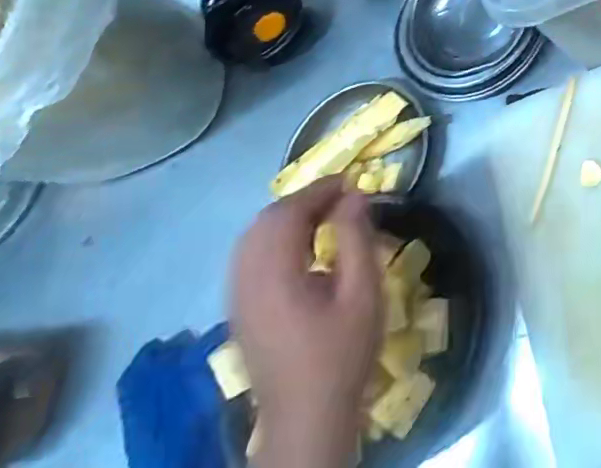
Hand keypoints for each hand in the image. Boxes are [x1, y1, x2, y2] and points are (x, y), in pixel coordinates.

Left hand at [229, 179, 382, 467]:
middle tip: (341, 198)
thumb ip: (357, 239)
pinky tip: (298, 247)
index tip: (352, 182)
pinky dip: (272, 237)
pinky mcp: (238, 309)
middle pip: (266, 219)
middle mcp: (247, 278)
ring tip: (323, 217)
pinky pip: (247, 255)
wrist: (306, 418)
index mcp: (275, 273)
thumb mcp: (363, 293)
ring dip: (286, 217)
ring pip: (253, 235)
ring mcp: (237, 295)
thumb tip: (354, 195)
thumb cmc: (342, 355)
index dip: (320, 190)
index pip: (290, 212)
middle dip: (304, 200)